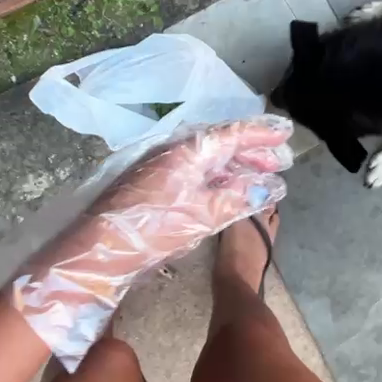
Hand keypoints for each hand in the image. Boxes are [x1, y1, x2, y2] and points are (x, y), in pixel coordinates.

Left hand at [10, 116, 294, 366]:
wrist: (96, 249)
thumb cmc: (149, 230)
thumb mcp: (199, 217)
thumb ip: (236, 199)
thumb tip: (270, 186)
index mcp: (187, 151)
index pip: (231, 134)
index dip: (260, 133)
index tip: (285, 132)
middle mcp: (176, 152)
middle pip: (221, 144)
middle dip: (252, 152)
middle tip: (280, 161)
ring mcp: (164, 168)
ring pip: (209, 160)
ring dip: (236, 167)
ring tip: (262, 177)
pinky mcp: (156, 185)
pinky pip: (197, 173)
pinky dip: (219, 179)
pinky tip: (230, 192)